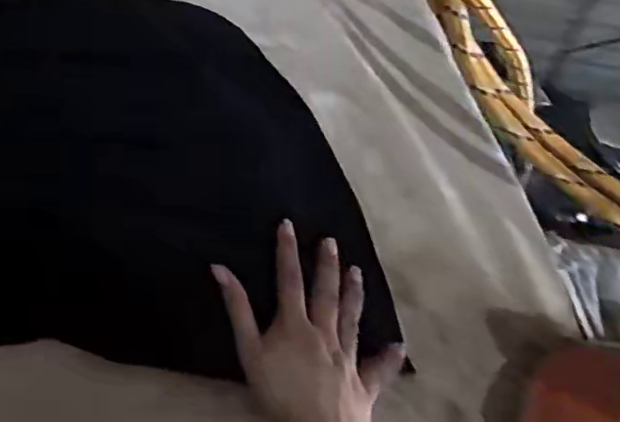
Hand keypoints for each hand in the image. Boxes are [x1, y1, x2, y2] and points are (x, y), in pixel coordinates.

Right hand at [212, 221, 405, 421]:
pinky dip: (389, 358)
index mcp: (294, 325)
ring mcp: (347, 361)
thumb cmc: (278, 394)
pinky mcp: (364, 388)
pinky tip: (399, 346)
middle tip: (331, 241)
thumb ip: (237, 309)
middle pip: (325, 295)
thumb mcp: (249, 351)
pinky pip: (378, 370)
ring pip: (351, 321)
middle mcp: (323, 335)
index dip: (287, 250)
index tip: (288, 225)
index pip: (289, 279)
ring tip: (357, 272)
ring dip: (353, 295)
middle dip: (326, 266)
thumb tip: (220, 268)